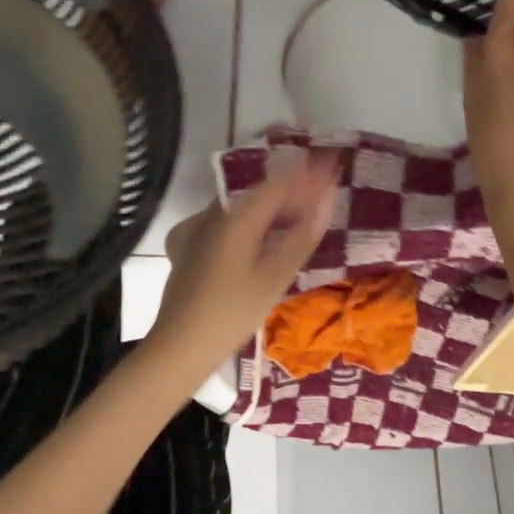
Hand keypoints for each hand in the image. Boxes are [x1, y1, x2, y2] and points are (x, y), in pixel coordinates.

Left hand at [143, 154, 338, 374]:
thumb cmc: (232, 314)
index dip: (307, 174)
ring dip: (267, 209)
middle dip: (289, 191)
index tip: (333, 168)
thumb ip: (301, 236)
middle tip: (320, 196)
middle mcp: (211, 214)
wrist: (181, 345)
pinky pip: (221, 224)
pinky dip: (245, 225)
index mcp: (235, 217)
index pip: (278, 182)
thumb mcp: (274, 278)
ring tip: (295, 218)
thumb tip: (326, 200)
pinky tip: (256, 240)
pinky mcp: (185, 249)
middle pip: (256, 192)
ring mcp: (193, 230)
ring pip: (237, 207)